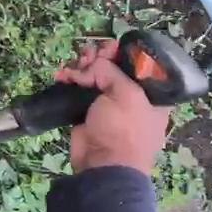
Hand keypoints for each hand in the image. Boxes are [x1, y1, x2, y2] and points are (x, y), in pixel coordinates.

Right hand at [54, 39, 169, 174]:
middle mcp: (131, 95)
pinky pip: (78, 86)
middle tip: (86, 56)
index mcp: (151, 94)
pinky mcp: (88, 109)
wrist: (103, 163)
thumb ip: (108, 71)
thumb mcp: (125, 95)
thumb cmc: (123, 129)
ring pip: (92, 74)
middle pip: (112, 66)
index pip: (137, 63)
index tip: (106, 48)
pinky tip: (60, 76)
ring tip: (70, 69)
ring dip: (79, 66)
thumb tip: (87, 67)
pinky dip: (69, 78)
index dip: (120, 53)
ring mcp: (108, 103)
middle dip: (96, 58)